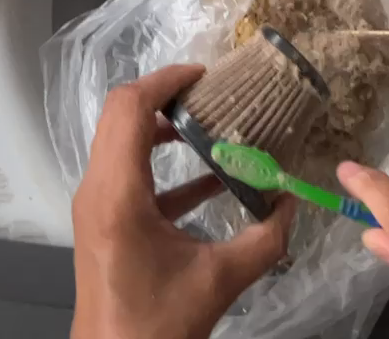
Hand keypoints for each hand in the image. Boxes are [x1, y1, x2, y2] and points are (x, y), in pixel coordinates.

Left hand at [72, 64, 297, 338]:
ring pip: (120, 137)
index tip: (204, 75)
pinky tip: (208, 179)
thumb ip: (264, 240)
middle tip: (207, 92)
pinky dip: (160, 161)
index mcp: (119, 193)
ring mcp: (95, 202)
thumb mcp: (219, 281)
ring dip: (160, 124)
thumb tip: (293, 201)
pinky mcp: (102, 218)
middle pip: (119, 112)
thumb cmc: (157, 327)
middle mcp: (98, 187)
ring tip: (206, 123)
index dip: (165, 81)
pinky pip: (126, 170)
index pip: (130, 108)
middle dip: (163, 94)